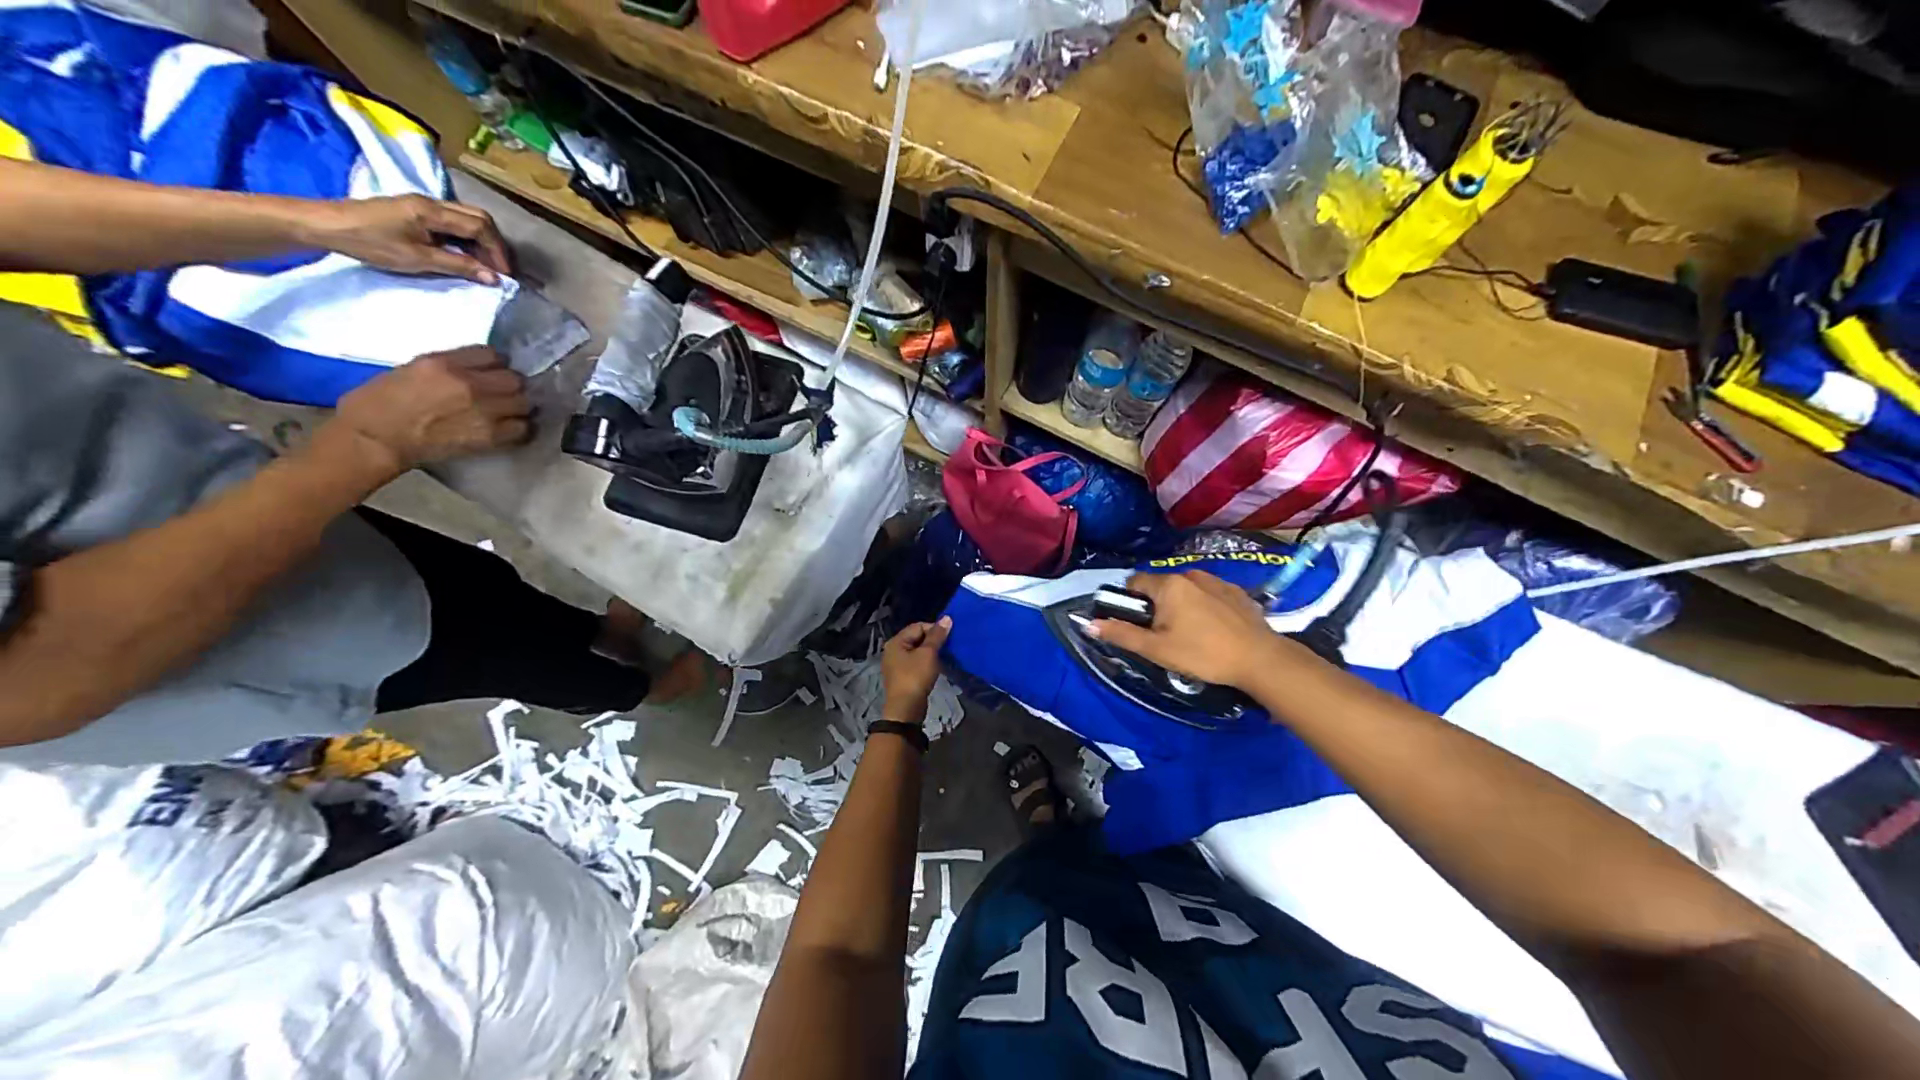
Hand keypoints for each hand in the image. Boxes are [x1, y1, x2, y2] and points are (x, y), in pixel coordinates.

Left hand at [307, 195, 510, 284]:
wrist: (326, 225)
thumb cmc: (371, 243)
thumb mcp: (417, 259)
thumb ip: (458, 266)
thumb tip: (493, 277)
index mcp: (433, 211)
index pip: (480, 226)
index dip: (497, 251)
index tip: (504, 274)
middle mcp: (432, 202)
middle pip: (478, 217)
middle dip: (494, 243)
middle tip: (498, 268)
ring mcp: (423, 204)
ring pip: (467, 217)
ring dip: (482, 240)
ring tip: (484, 264)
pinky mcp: (415, 210)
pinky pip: (453, 220)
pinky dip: (467, 237)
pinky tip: (464, 253)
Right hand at [321, 347, 530, 476]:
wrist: (374, 440)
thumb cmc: (380, 402)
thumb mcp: (412, 369)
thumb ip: (449, 366)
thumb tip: (478, 369)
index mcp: (444, 363)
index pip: (492, 354)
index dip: (495, 364)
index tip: (491, 373)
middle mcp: (469, 384)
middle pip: (514, 379)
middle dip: (510, 386)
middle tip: (502, 395)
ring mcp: (483, 410)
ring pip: (524, 402)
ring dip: (518, 407)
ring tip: (507, 412)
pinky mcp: (491, 436)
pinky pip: (523, 428)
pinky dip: (520, 428)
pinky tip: (508, 429)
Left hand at [880, 616, 952, 726]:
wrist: (906, 709)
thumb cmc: (915, 677)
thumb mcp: (928, 654)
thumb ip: (937, 636)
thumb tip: (947, 618)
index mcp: (896, 642)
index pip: (918, 626)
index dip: (934, 629)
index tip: (949, 637)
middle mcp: (893, 650)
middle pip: (917, 638)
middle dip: (934, 641)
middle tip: (949, 647)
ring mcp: (897, 664)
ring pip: (917, 651)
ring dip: (931, 652)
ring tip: (944, 657)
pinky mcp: (903, 676)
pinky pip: (917, 663)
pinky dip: (927, 663)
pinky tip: (937, 667)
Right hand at [1089, 571, 1301, 690]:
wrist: (1260, 659)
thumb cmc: (1202, 654)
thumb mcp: (1157, 649)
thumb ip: (1122, 634)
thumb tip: (1089, 624)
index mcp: (1168, 585)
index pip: (1134, 582)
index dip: (1130, 602)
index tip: (1137, 624)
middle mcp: (1190, 574)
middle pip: (1161, 586)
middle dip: (1158, 606)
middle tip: (1164, 636)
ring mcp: (1217, 580)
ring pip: (1187, 589)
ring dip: (1182, 605)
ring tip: (1192, 634)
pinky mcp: (1238, 591)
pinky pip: (1210, 594)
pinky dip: (1206, 606)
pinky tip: (1215, 630)